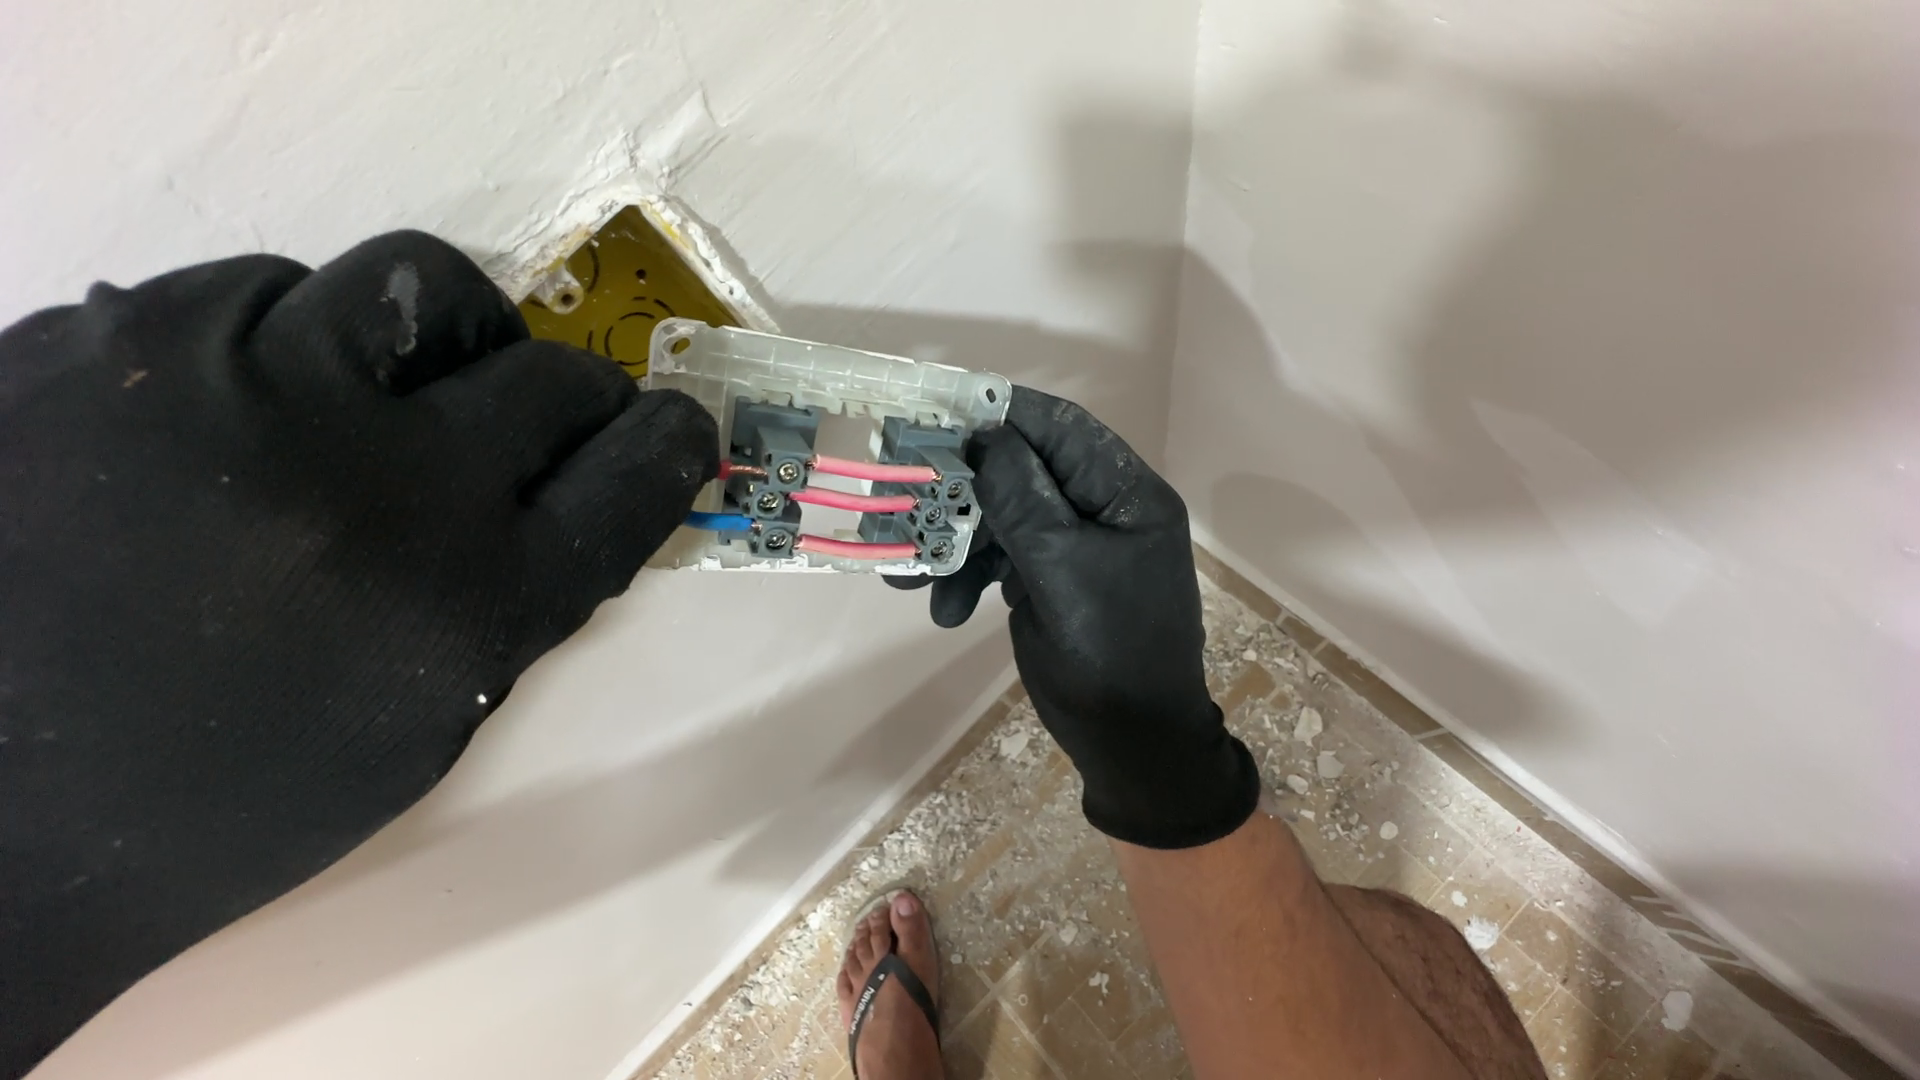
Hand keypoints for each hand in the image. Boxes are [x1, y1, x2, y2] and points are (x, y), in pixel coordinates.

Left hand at [0, 232, 714, 1074]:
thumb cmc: (236, 783)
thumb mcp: (435, 708)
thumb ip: (525, 589)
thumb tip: (582, 486)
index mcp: (470, 604)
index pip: (630, 480)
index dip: (672, 441)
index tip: (681, 423)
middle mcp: (385, 488)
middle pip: (551, 377)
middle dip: (577, 392)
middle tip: (545, 415)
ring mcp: (239, 399)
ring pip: (414, 281)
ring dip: (445, 339)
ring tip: (400, 390)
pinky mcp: (101, 347)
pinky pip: (261, 285)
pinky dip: (301, 330)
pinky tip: (267, 399)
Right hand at [891, 387, 1258, 848]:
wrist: (1130, 744)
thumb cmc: (1109, 654)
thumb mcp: (1063, 572)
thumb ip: (1023, 499)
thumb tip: (988, 434)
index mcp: (1124, 494)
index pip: (1060, 428)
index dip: (1001, 413)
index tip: (938, 409)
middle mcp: (1100, 509)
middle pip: (1020, 474)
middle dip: (960, 494)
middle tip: (902, 498)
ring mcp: (1073, 546)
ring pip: (1001, 520)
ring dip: (953, 545)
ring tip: (905, 579)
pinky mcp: (1050, 580)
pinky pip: (1001, 560)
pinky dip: (967, 580)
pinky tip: (945, 612)